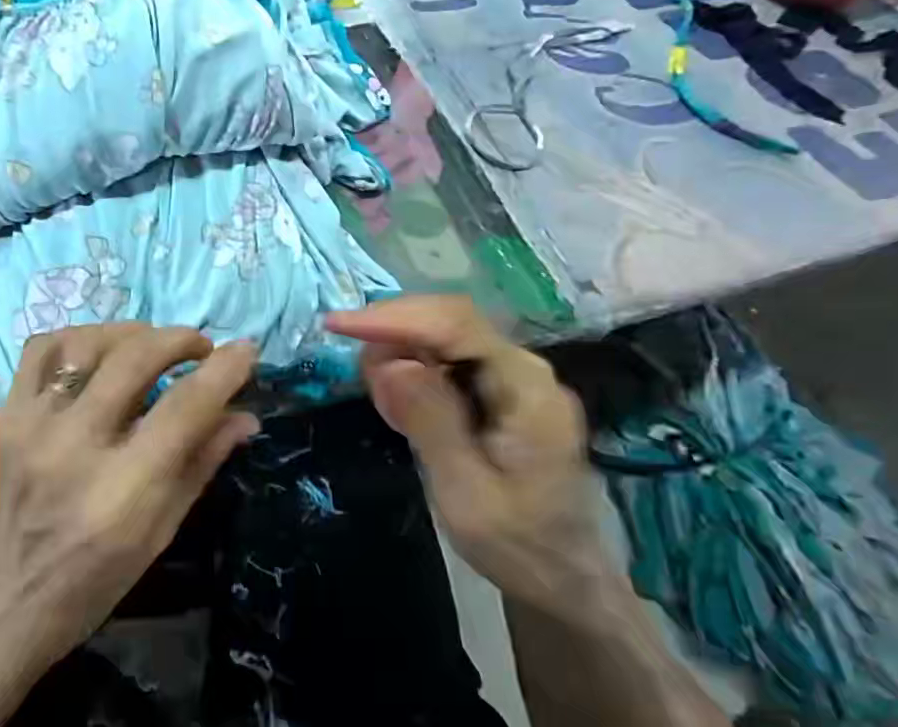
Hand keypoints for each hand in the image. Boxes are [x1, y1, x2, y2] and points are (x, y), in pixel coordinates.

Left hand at [0, 325, 259, 726]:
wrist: (4, 594)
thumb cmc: (93, 578)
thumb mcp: (159, 533)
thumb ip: (201, 464)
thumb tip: (245, 414)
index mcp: (121, 493)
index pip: (183, 409)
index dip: (223, 372)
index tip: (246, 349)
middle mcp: (73, 448)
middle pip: (134, 360)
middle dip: (179, 339)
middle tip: (200, 347)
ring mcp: (31, 425)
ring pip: (85, 343)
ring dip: (130, 332)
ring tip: (152, 343)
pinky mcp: (5, 414)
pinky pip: (41, 348)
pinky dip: (78, 337)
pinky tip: (100, 349)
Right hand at [326, 296, 615, 618]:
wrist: (560, 578)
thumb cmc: (517, 544)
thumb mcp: (466, 494)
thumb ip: (433, 423)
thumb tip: (392, 362)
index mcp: (527, 391)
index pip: (456, 326)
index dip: (393, 318)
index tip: (338, 326)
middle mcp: (522, 369)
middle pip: (447, 319)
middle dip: (391, 331)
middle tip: (360, 373)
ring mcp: (511, 376)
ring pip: (441, 333)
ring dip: (398, 352)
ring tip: (384, 403)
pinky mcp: (496, 386)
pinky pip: (443, 356)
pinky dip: (410, 369)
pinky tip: (400, 407)